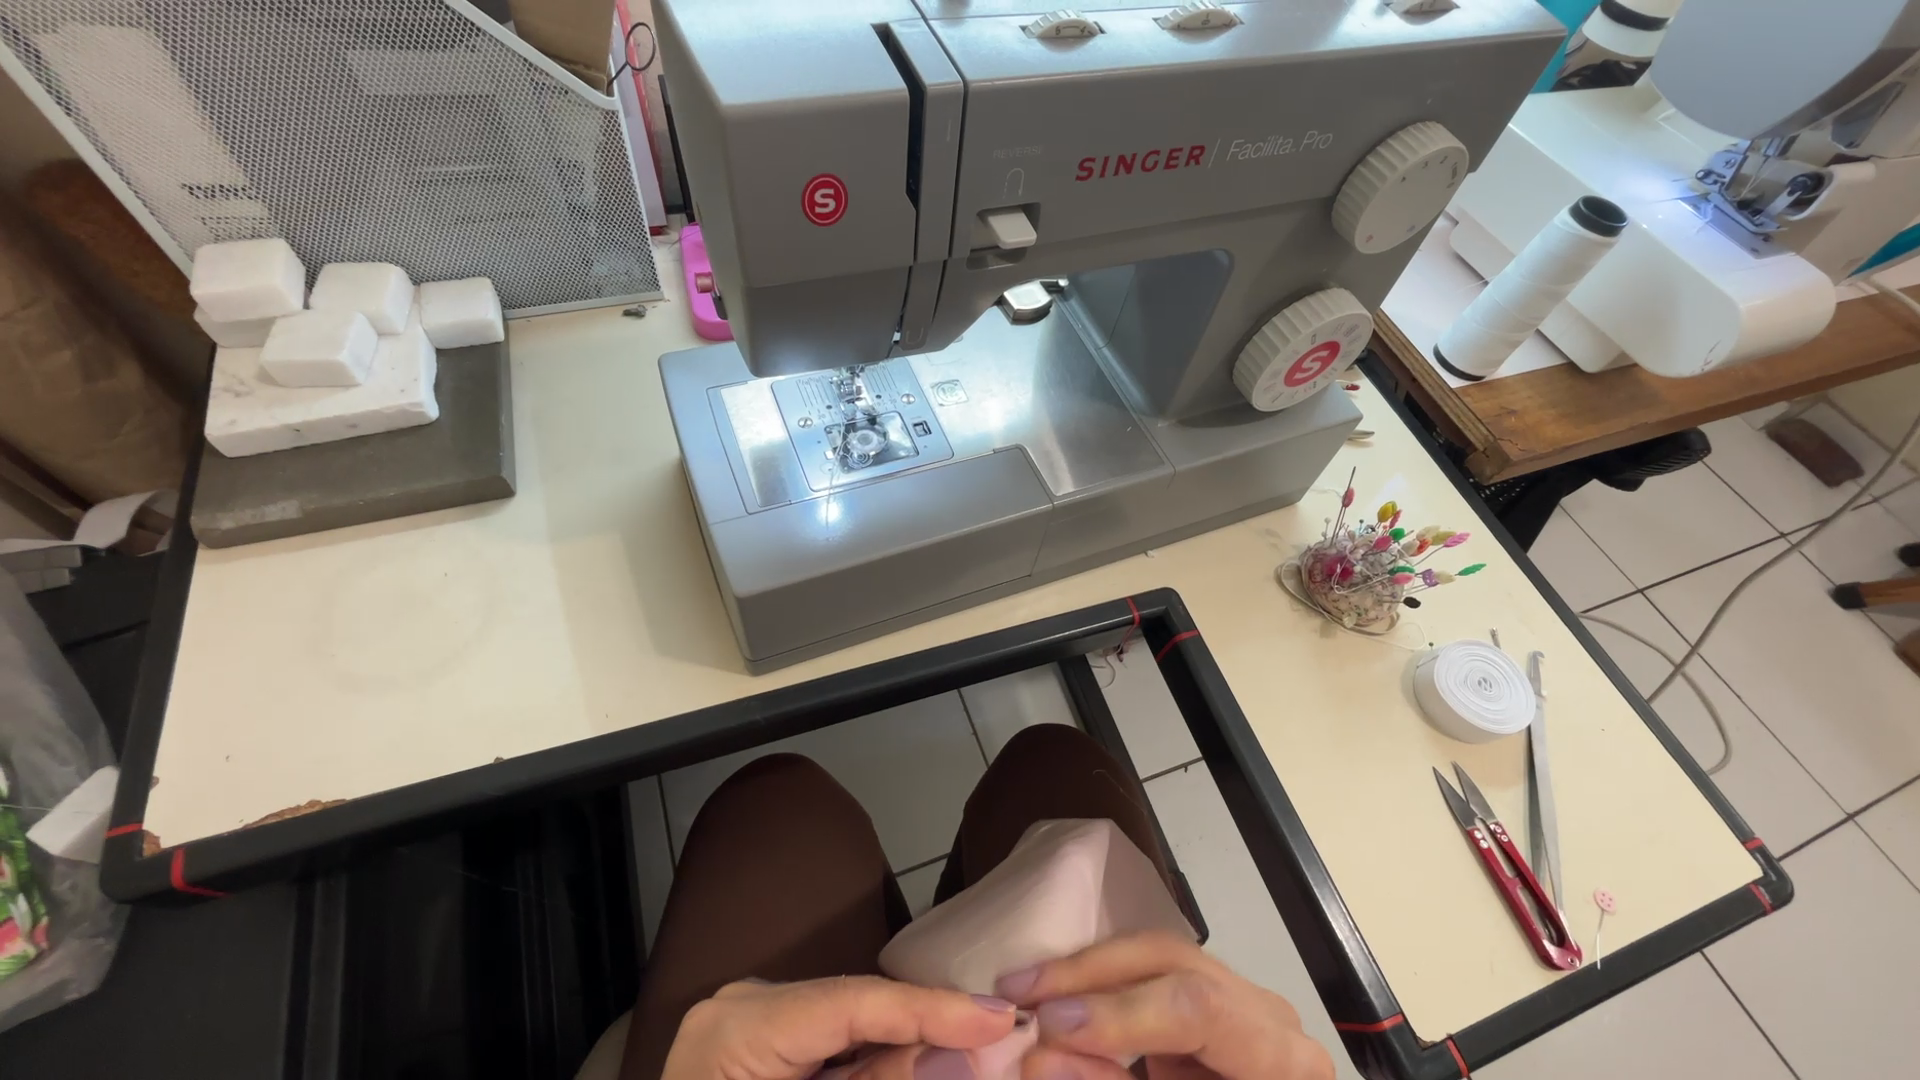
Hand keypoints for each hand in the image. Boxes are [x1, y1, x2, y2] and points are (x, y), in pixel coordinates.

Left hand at [662, 975, 1018, 1079]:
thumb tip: (953, 1056)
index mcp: (741, 1025)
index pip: (851, 1001)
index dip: (929, 1007)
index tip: (998, 1015)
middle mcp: (745, 1003)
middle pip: (855, 1006)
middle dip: (926, 1023)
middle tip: (997, 1031)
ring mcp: (751, 1017)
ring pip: (849, 1020)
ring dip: (905, 1039)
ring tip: (970, 1039)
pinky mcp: (762, 1037)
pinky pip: (832, 1039)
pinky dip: (874, 1053)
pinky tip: (917, 1053)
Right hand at [994, 932, 1334, 1079]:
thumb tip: (1038, 1059)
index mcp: (1279, 1061)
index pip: (1198, 1007)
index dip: (1121, 1014)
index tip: (1051, 1025)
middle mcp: (1265, 1013)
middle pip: (1170, 960)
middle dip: (1088, 972)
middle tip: (1017, 993)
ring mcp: (1240, 1000)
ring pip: (1154, 956)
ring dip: (1083, 971)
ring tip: (1022, 988)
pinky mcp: (1212, 1002)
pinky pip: (1148, 974)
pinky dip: (1097, 982)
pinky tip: (1055, 992)